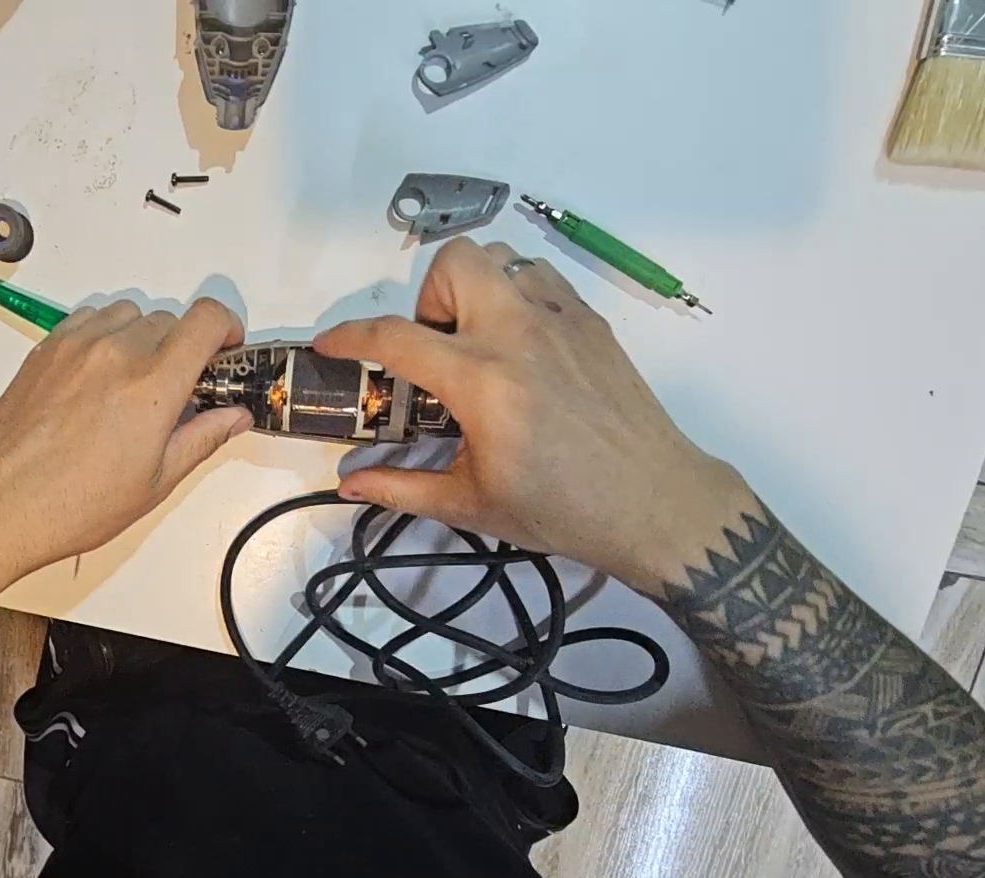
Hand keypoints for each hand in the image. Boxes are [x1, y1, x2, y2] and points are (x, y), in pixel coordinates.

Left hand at [0, 298, 251, 579]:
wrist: (0, 505)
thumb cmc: (74, 504)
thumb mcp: (155, 482)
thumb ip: (201, 439)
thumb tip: (234, 417)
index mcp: (151, 386)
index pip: (206, 321)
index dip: (227, 328)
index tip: (226, 349)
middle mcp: (115, 353)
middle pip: (170, 319)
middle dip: (185, 347)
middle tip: (178, 389)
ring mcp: (76, 346)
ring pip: (129, 314)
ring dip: (143, 338)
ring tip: (135, 383)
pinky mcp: (46, 349)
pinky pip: (89, 319)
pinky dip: (106, 336)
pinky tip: (100, 376)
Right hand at [315, 238, 748, 594]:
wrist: (654, 503)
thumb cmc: (556, 509)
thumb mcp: (467, 504)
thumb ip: (399, 487)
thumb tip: (347, 485)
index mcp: (481, 381)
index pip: (397, 337)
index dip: (350, 337)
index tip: (330, 344)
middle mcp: (519, 334)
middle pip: (454, 263)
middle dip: (426, 298)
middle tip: (435, 350)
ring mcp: (562, 320)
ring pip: (501, 260)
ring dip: (472, 290)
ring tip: (475, 344)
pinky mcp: (592, 322)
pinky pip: (540, 279)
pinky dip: (513, 298)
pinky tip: (518, 349)